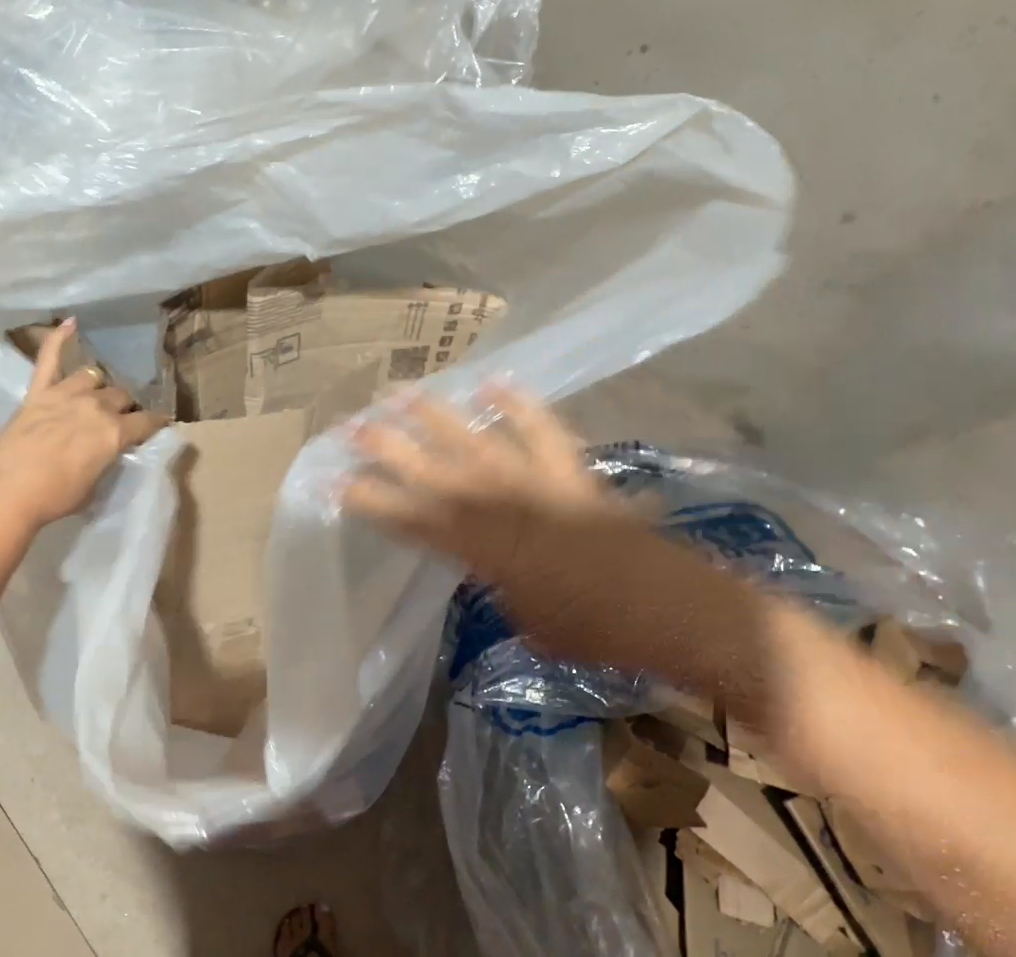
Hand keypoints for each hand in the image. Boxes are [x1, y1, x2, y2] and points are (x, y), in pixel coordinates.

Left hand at [0, 319, 167, 530]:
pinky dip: (59, 338)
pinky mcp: (37, 392)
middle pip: (119, 395)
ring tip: (95, 395)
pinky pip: (49, 357)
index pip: (146, 421)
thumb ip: (104, 461)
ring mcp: (65, 394)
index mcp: (114, 433)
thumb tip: (104, 452)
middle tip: (120, 417)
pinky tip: (70, 322)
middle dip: (124, 406)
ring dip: (98, 386)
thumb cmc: (54, 497)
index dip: (155, 423)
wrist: (8, 491)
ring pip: (92, 376)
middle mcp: (95, 406)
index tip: (159, 422)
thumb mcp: (93, 486)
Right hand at [343, 382, 764, 693]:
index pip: (410, 518)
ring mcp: (538, 484)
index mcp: (481, 549)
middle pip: (432, 470)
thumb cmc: (597, 632)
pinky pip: (542, 431)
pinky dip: (518, 406)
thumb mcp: (526, 619)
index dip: (369, 501)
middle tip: (350, 424)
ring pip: (476, 441)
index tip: (333, 482)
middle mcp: (502, 507)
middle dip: (387, 447)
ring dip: (437, 416)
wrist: (682, 613)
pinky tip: (493, 383)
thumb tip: (486, 564)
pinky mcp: (573, 475)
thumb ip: (497, 583)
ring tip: (402, 392)